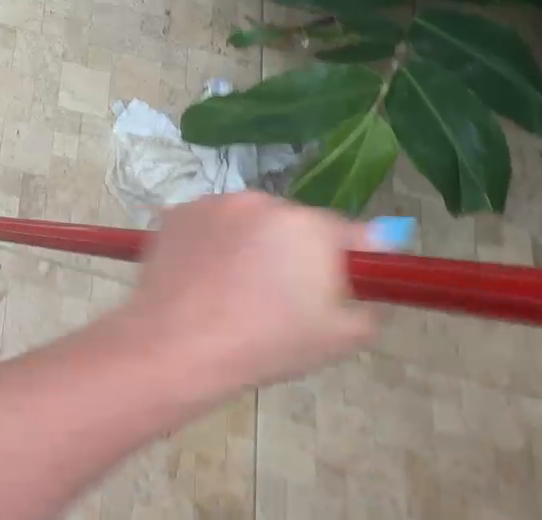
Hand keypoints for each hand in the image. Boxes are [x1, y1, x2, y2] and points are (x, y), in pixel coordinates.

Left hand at [119, 192, 379, 391]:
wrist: (178, 339)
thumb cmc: (267, 340)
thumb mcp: (344, 334)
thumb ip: (367, 299)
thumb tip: (363, 277)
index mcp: (306, 225)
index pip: (347, 231)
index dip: (350, 255)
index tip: (347, 276)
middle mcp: (257, 202)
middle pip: (292, 222)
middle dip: (295, 249)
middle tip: (287, 291)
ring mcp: (209, 204)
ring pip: (247, 221)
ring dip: (252, 241)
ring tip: (240, 286)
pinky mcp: (173, 214)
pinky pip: (209, 225)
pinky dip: (213, 242)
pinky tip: (207, 276)